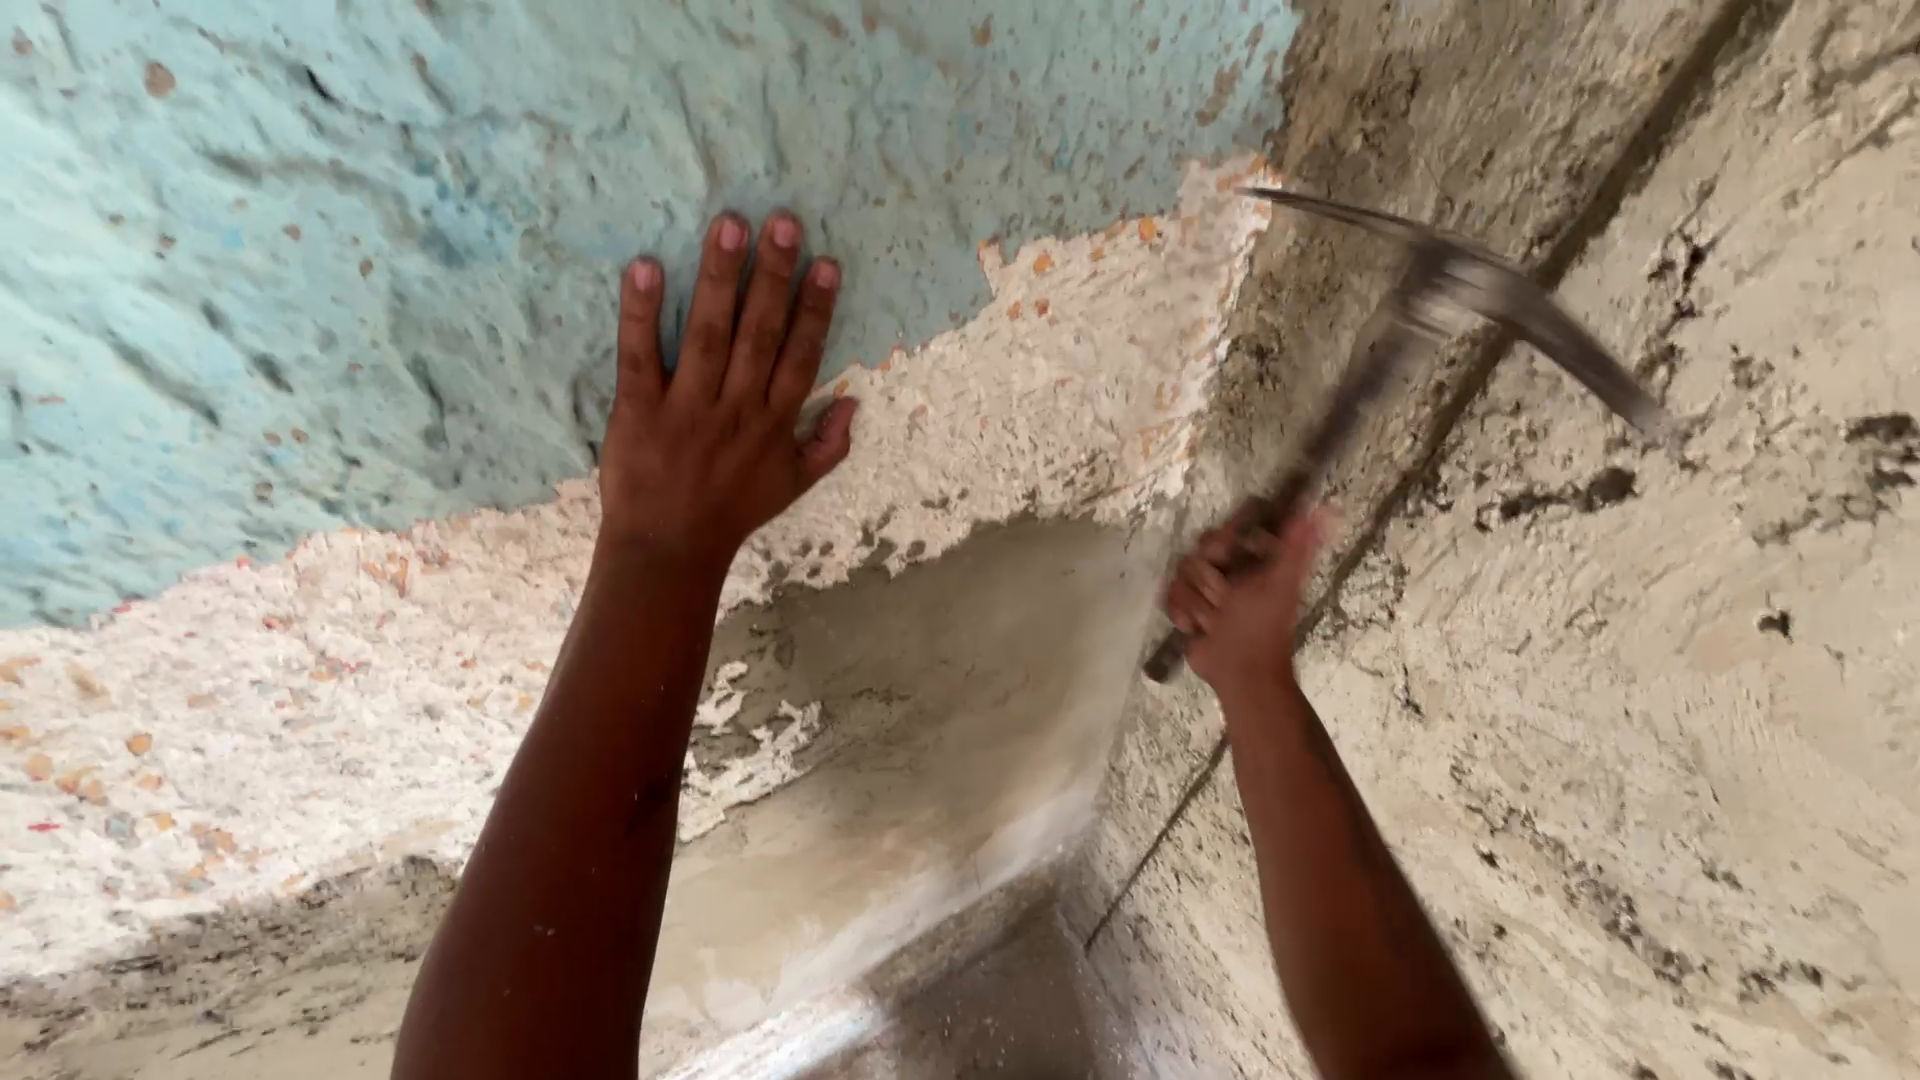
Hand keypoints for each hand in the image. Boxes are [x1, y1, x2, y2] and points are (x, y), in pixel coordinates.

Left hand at [599, 211, 856, 568]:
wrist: (670, 547)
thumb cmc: (734, 512)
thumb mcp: (794, 485)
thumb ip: (829, 446)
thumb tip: (856, 402)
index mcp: (774, 424)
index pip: (800, 357)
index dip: (814, 310)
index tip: (825, 263)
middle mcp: (736, 408)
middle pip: (759, 334)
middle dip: (773, 276)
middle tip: (783, 222)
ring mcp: (687, 407)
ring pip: (707, 335)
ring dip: (719, 279)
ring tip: (729, 226)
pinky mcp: (638, 409)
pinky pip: (640, 356)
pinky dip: (639, 313)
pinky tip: (644, 266)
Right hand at [1163, 503, 1331, 701]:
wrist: (1243, 672)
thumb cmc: (1264, 628)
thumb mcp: (1282, 585)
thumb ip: (1298, 548)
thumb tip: (1328, 510)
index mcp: (1249, 559)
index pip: (1219, 533)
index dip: (1218, 546)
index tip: (1226, 559)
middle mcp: (1225, 569)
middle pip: (1194, 555)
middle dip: (1207, 583)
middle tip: (1225, 601)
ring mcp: (1202, 588)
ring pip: (1179, 577)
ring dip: (1197, 604)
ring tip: (1213, 622)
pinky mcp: (1184, 607)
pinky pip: (1168, 596)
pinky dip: (1181, 614)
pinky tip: (1196, 628)